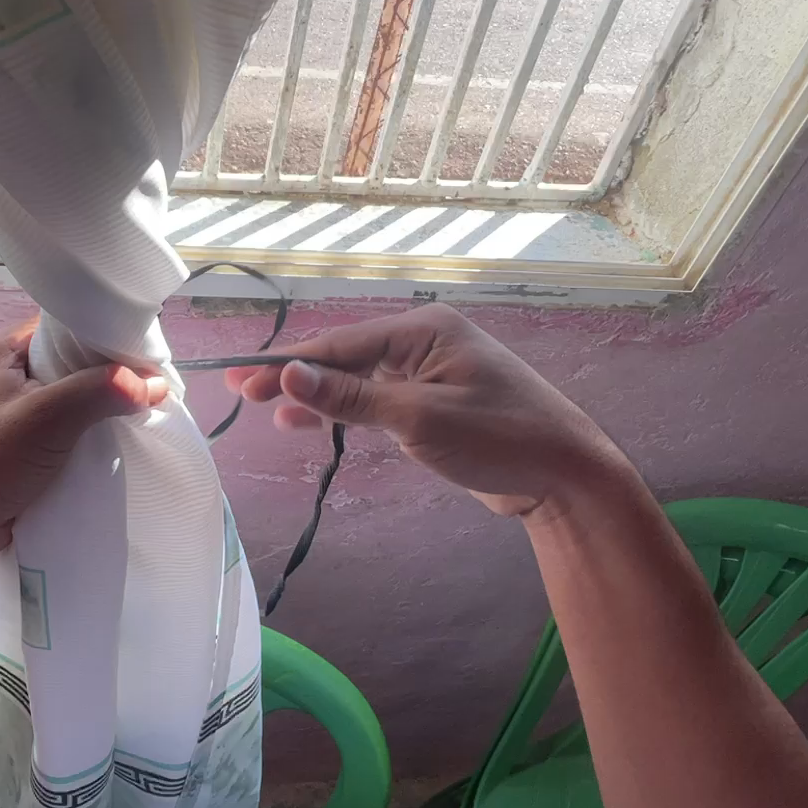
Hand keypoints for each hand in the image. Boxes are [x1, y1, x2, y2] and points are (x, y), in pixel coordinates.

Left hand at [0, 319, 166, 559]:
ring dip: (110, 401)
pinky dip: (99, 425)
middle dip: (116, 371)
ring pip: (81, 392)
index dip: (110, 334)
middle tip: (156, 382)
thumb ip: (100, 391)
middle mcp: (16, 370)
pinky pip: (77, 421)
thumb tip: (158, 385)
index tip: (148, 352)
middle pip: (79, 358)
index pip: (70, 324)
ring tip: (148, 405)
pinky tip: (124, 431)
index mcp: (8, 348)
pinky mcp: (35, 438)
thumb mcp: (47, 416)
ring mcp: (25, 406)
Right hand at [226, 303, 626, 518]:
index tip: (242, 379)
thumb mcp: (418, 418)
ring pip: (356, 379)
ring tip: (267, 407)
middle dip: (294, 376)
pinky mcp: (430, 403)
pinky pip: (375, 400)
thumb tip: (290, 374)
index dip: (287, 364)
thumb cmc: (498, 439)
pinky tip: (310, 421)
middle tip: (242, 390)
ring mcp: (427, 373)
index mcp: (422, 330)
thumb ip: (352, 396)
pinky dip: (343, 411)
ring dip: (315, 395)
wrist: (565, 477)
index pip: (339, 345)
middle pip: (343, 358)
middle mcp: (422, 343)